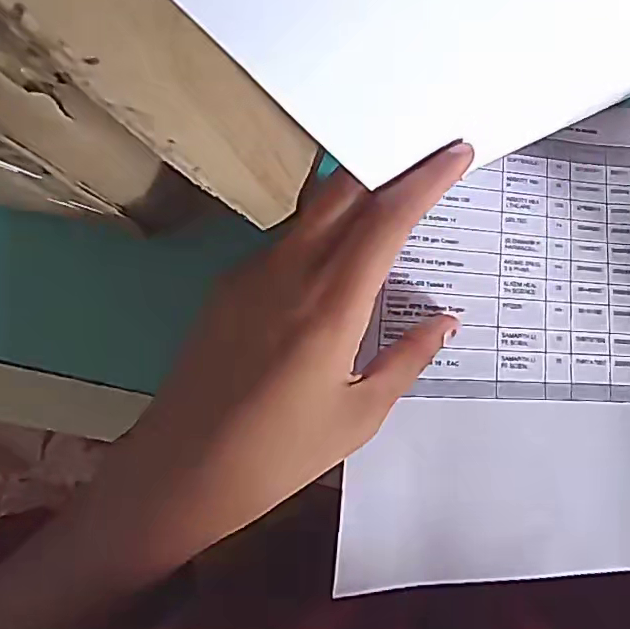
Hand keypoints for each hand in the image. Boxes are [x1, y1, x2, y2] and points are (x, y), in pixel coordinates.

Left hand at [83, 143, 474, 560]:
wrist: (174, 475)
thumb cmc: (276, 455)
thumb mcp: (359, 414)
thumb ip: (407, 358)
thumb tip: (446, 320)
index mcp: (332, 306)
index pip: (387, 219)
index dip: (425, 179)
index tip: (455, 153)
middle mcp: (291, 272)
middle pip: (346, 190)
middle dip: (391, 165)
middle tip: (428, 157)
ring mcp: (253, 272)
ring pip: (316, 208)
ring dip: (358, 193)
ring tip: (391, 201)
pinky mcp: (230, 282)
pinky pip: (290, 236)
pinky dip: (325, 226)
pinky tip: (338, 254)